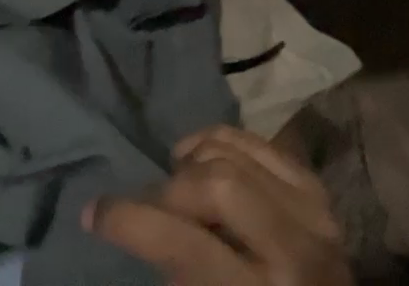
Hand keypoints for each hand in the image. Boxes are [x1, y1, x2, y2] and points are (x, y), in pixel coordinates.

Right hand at [87, 125, 349, 285]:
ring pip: (230, 154)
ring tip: (179, 188)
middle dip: (168, 191)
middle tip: (149, 208)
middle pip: (215, 184)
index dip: (128, 222)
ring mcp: (314, 213)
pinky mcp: (316, 189)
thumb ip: (176, 266)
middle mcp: (296, 249)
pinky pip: (253, 141)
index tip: (92, 213)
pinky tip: (201, 161)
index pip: (184, 243)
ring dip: (192, 164)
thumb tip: (125, 218)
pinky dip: (217, 143)